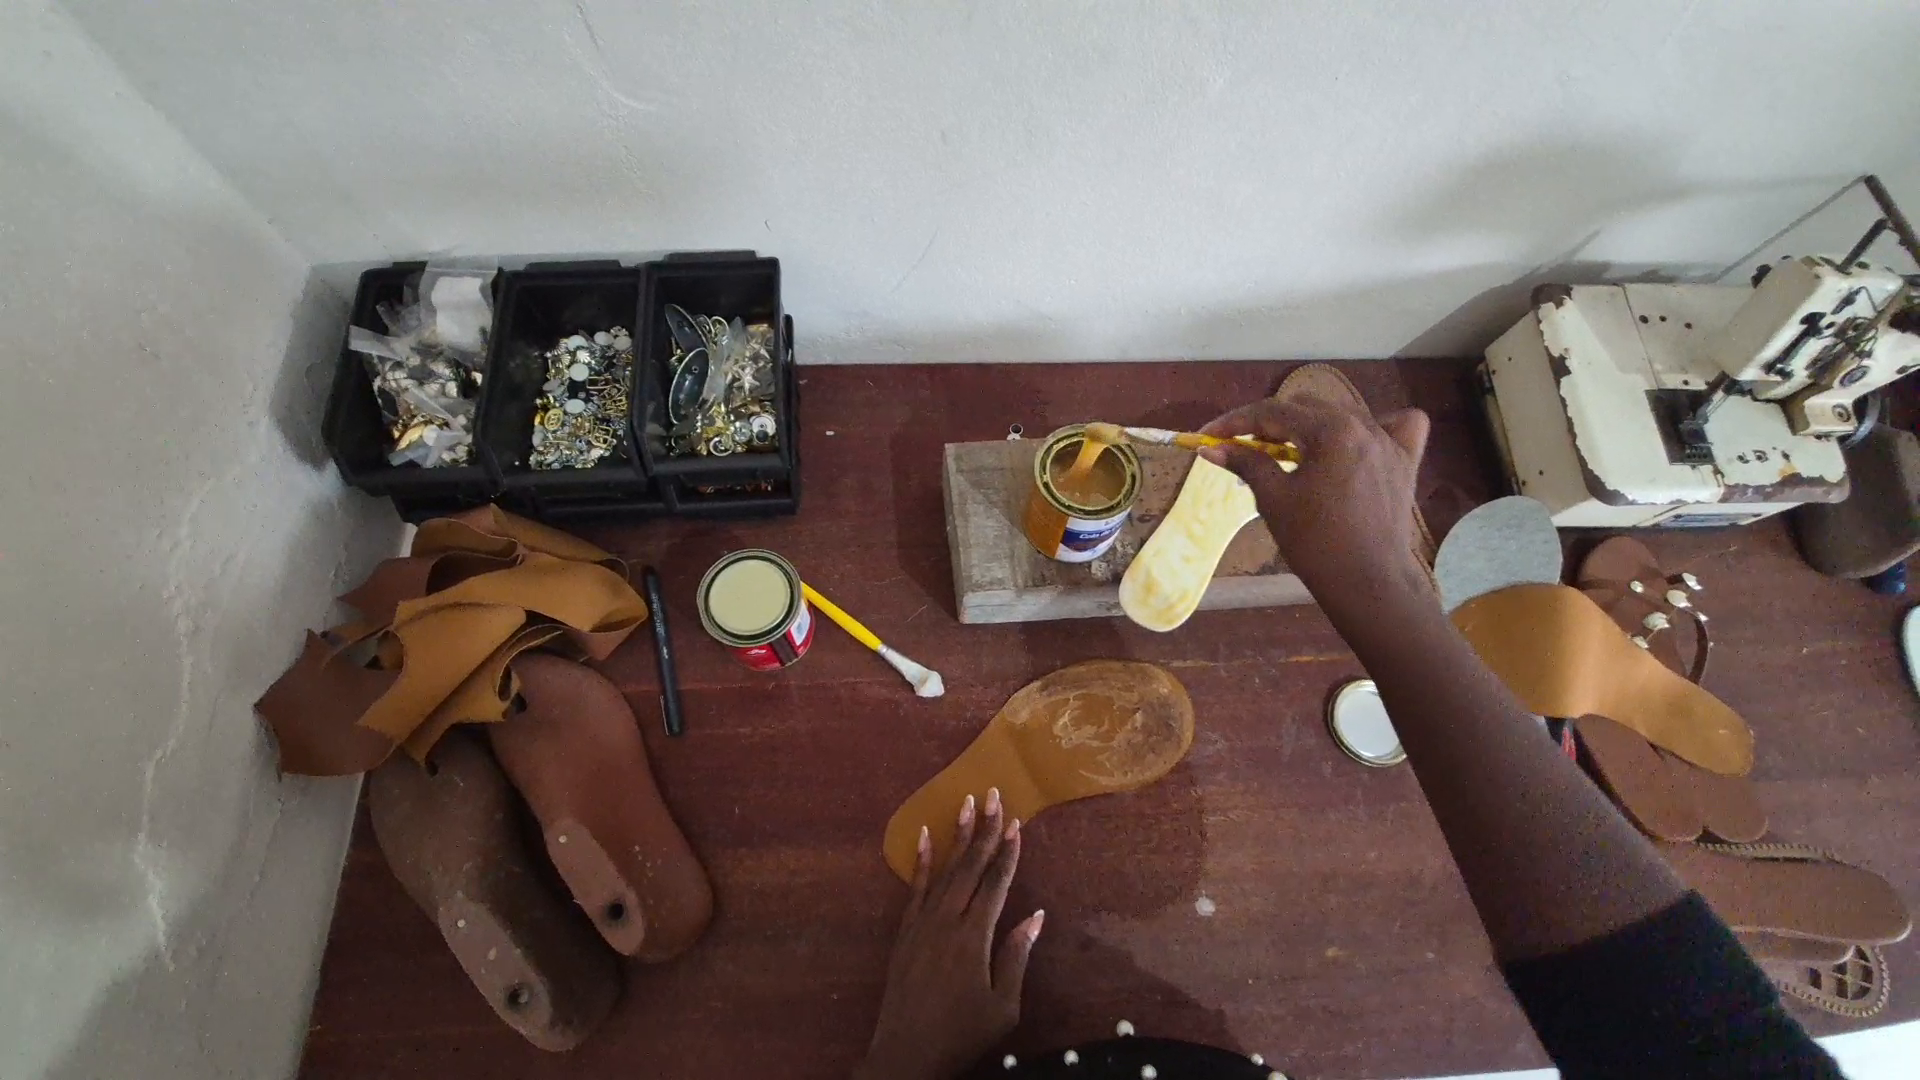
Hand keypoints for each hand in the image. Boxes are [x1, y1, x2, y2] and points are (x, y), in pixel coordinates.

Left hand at [855, 789, 1043, 1079]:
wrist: (905, 1056)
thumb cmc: (961, 1035)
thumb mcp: (1002, 1008)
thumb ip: (1017, 957)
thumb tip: (1036, 915)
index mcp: (975, 936)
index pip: (996, 883)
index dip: (1007, 852)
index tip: (1016, 823)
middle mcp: (948, 919)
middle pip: (971, 866)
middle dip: (985, 829)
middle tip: (994, 794)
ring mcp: (923, 922)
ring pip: (945, 869)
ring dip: (958, 835)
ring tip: (967, 802)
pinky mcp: (905, 930)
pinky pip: (915, 887)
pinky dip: (922, 860)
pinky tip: (925, 834)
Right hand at [1199, 395, 1430, 606]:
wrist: (1367, 581)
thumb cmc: (1315, 542)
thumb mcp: (1274, 499)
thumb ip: (1246, 463)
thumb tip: (1210, 449)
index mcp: (1331, 431)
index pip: (1273, 412)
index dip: (1234, 422)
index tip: (1206, 436)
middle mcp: (1364, 425)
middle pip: (1305, 408)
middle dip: (1268, 423)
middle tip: (1240, 447)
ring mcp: (1390, 441)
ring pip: (1340, 414)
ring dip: (1307, 425)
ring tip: (1284, 450)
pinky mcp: (1406, 460)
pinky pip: (1395, 425)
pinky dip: (1373, 426)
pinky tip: (1355, 441)